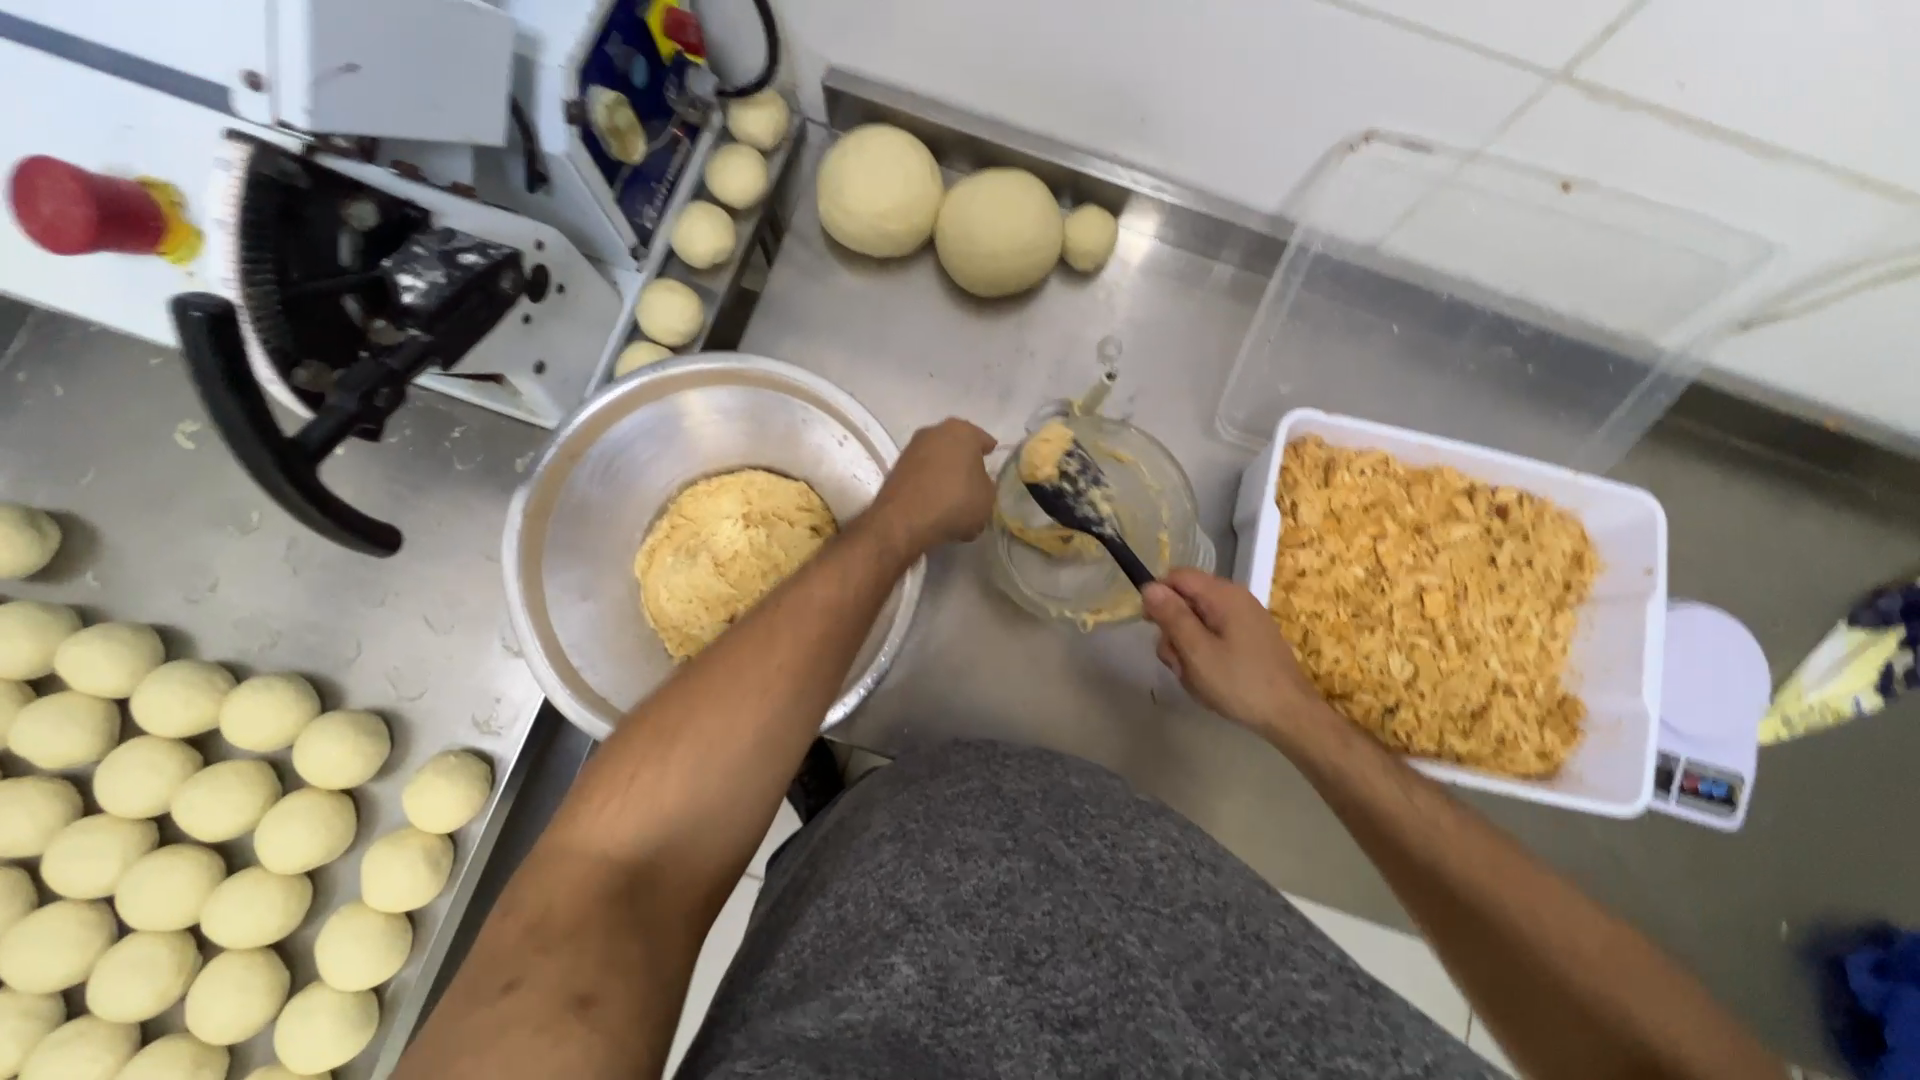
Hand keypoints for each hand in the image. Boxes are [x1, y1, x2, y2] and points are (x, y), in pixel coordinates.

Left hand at [871, 418, 996, 553]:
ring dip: (945, 473)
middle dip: (965, 461)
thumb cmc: (955, 502)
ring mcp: (912, 448)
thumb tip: (977, 484)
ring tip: (954, 496)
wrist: (904, 521)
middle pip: (958, 447)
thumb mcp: (988, 497)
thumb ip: (986, 484)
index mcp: (963, 431)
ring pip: (938, 459)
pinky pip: (922, 474)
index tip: (992, 464)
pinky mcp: (896, 467)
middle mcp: (935, 431)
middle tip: (974, 480)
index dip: (989, 454)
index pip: (983, 440)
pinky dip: (929, 484)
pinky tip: (936, 502)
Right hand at [1141, 568, 1327, 740]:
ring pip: (1198, 622)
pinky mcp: (1250, 639)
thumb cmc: (1240, 682)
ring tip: (1194, 678)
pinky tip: (1209, 680)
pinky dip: (1204, 655)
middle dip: (1173, 631)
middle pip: (1187, 601)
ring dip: (1187, 648)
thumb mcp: (1197, 651)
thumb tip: (1149, 587)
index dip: (1158, 597)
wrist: (1290, 714)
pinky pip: (1215, 637)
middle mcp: (1235, 599)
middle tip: (1177, 663)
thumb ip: (1172, 616)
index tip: (1151, 627)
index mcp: (1223, 595)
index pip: (1177, 577)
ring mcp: (1245, 620)